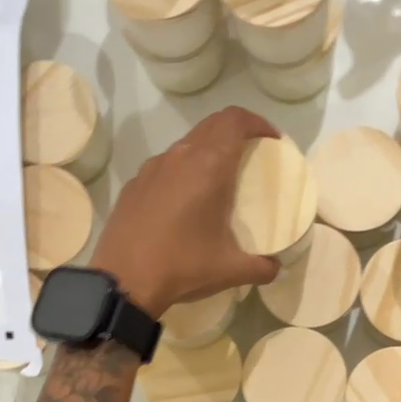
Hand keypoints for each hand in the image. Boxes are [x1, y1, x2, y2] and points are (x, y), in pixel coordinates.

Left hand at [89, 106, 283, 317]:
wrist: (124, 281)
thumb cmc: (183, 267)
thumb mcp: (230, 271)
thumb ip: (262, 267)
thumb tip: (276, 268)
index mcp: (209, 167)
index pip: (236, 121)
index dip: (257, 122)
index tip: (270, 139)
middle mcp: (180, 157)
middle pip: (212, 124)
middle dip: (235, 131)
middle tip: (250, 153)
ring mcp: (153, 168)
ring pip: (187, 143)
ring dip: (208, 149)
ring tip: (218, 178)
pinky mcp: (134, 184)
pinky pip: (165, 166)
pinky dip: (183, 170)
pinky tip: (184, 201)